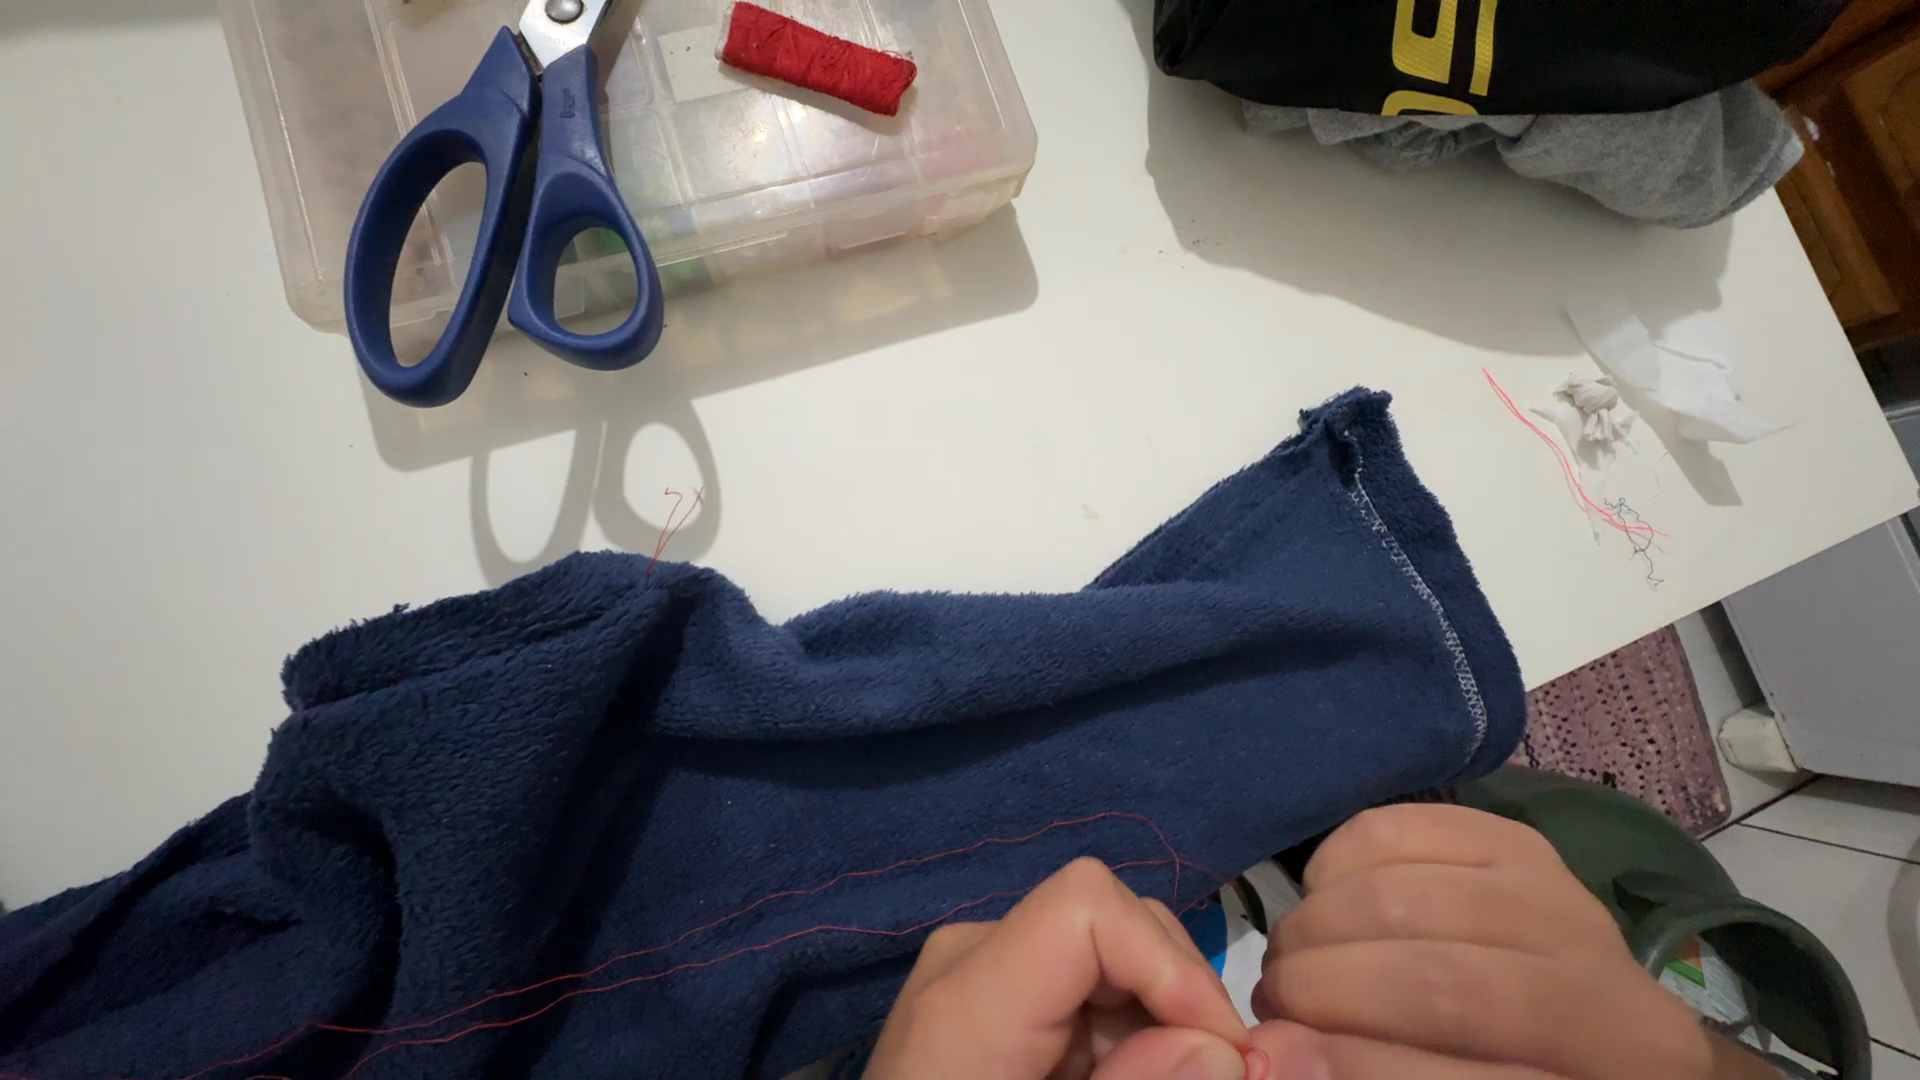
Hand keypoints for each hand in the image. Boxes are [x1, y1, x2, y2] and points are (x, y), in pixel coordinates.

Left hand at [866, 857, 1252, 1079]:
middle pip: (1106, 915)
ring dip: (1161, 1010)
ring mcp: (977, 966)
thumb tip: (1224, 1052)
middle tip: (1219, 1076)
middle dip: (1179, 991)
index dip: (1171, 963)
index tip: (1227, 1052)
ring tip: (1169, 1075)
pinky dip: (1128, 1021)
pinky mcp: (990, 989)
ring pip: (1105, 942)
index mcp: (968, 1001)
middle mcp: (970, 956)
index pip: (1085, 903)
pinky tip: (1124, 1070)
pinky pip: (1080, 973)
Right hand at [1246, 804, 1778, 1079]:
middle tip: (1272, 1001)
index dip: (1364, 1066)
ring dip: (1314, 927)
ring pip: (1403, 897)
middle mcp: (1615, 992)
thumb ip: (1376, 1078)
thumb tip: (1276, 1052)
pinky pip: (1392, 830)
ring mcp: (1560, 897)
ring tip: (1287, 956)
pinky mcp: (1505, 836)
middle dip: (1323, 988)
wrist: (1566, 1015)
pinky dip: (1330, 864)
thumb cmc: (1509, 1067)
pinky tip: (1320, 898)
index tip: (1277, 1055)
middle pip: (1441, 982)